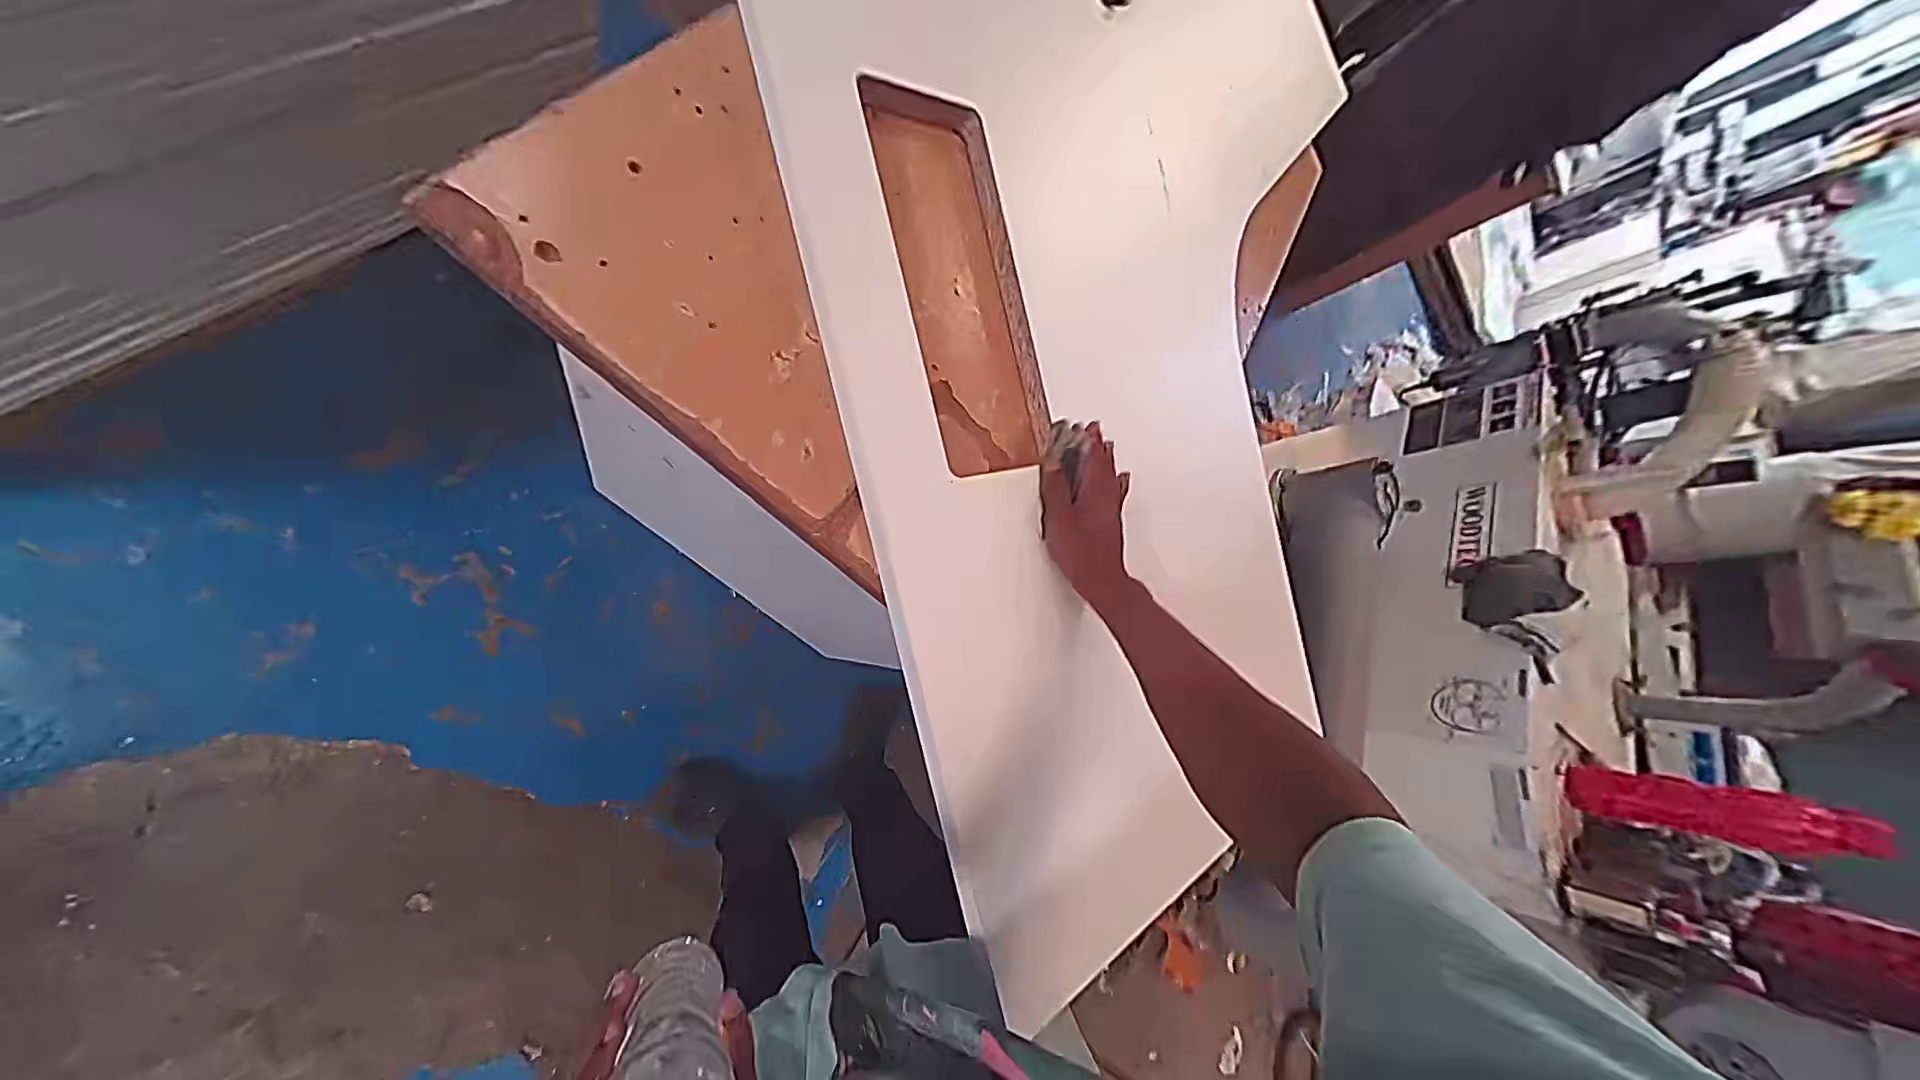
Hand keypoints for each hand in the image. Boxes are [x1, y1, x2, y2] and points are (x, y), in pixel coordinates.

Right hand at [1040, 421, 1133, 608]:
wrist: (1102, 579)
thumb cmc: (1082, 553)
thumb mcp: (1059, 518)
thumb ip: (1055, 488)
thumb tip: (1052, 463)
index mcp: (1095, 490)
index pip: (1091, 456)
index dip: (1084, 439)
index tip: (1079, 425)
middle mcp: (1107, 495)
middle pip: (1103, 462)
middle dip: (1096, 444)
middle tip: (1091, 429)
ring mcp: (1111, 507)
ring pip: (1109, 474)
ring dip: (1104, 458)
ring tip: (1102, 445)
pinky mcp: (1111, 519)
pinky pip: (1113, 489)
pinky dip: (1112, 479)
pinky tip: (1118, 480)